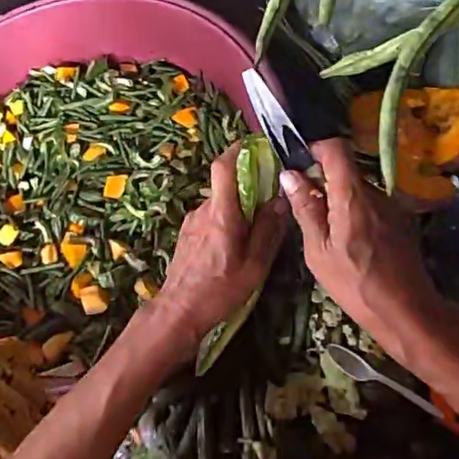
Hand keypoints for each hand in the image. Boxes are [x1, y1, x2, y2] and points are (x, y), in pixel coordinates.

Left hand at [142, 142, 290, 359]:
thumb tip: (280, 200)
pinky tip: (234, 246)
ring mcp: (192, 222)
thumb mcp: (254, 265)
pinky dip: (225, 222)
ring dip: (238, 209)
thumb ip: (268, 230)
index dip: (237, 150)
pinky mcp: (188, 235)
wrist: (178, 312)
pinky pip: (211, 218)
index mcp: (221, 213)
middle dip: (248, 188)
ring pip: (220, 204)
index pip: (223, 167)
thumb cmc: (219, 290)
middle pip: (226, 186)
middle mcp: (203, 210)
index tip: (255, 146)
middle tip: (271, 201)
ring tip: (255, 231)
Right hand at [281, 139, 458, 364]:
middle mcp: (376, 193)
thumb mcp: (319, 251)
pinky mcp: (400, 221)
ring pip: (358, 190)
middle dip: (323, 181)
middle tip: (305, 209)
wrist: (406, 311)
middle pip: (346, 170)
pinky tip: (350, 244)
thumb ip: (306, 209)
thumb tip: (290, 175)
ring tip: (327, 234)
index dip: (316, 148)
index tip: (299, 163)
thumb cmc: (355, 284)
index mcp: (353, 195)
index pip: (336, 148)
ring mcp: (392, 206)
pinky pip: (371, 205)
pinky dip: (355, 214)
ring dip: (339, 201)